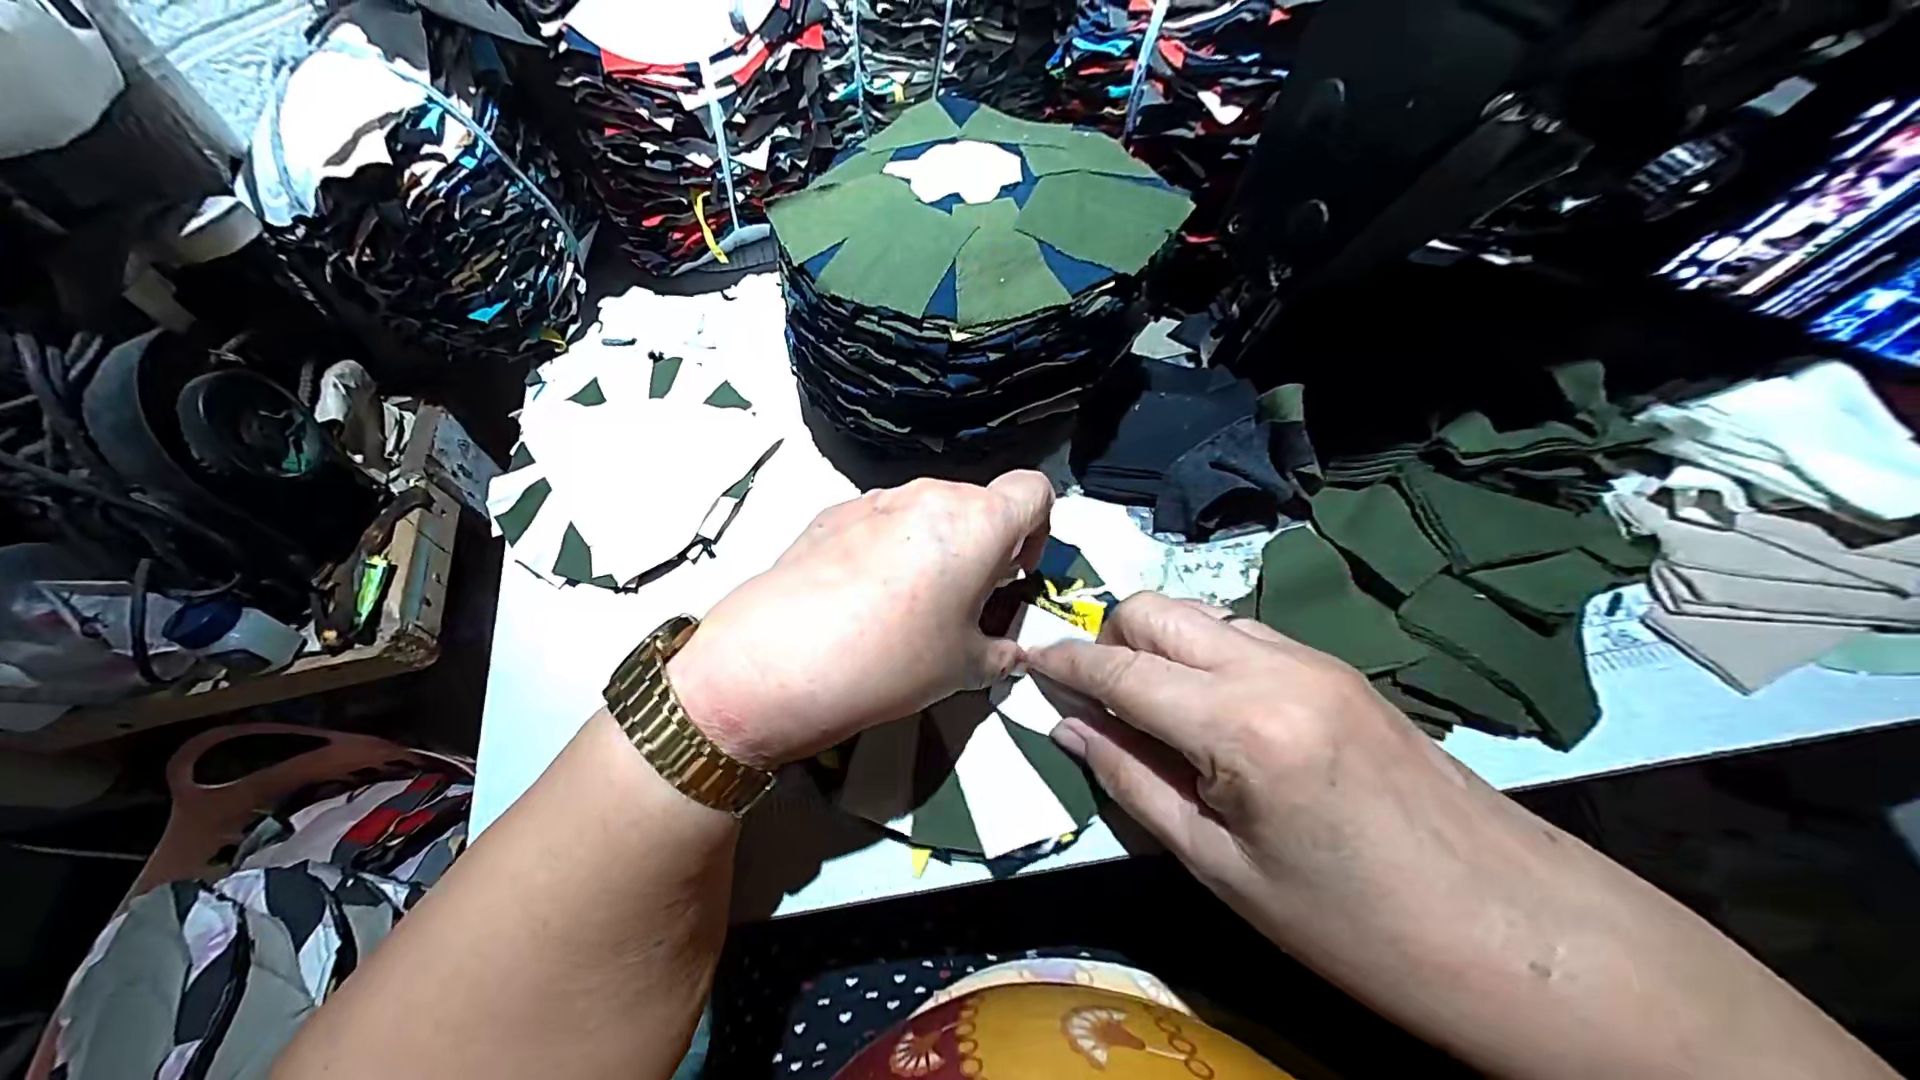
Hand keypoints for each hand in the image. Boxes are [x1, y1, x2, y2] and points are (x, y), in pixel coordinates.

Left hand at [666, 471, 1052, 769]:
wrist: (780, 659)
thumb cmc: (892, 658)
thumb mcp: (965, 667)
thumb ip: (1002, 652)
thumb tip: (1010, 652)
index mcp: (977, 521)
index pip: (1033, 490)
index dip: (1037, 528)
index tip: (1014, 570)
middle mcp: (929, 495)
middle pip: (977, 503)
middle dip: (983, 545)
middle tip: (964, 600)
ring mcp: (876, 499)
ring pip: (928, 512)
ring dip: (935, 546)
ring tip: (910, 604)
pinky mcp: (832, 512)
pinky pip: (882, 521)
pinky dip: (890, 547)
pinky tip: (865, 597)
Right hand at [1027, 591, 1894, 1079]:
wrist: (1528, 938)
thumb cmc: (1357, 927)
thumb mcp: (1222, 869)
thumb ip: (1134, 782)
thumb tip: (1071, 727)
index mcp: (1239, 724)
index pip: (1119, 667)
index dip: (1062, 662)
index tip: (1025, 663)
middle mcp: (1272, 666)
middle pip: (1155, 610)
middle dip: (1108, 639)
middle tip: (1092, 695)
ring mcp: (1312, 658)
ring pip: (1198, 613)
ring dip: (1155, 643)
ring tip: (1144, 701)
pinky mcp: (1337, 667)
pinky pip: (1241, 633)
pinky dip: (1201, 652)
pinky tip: (1206, 705)